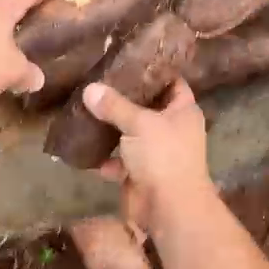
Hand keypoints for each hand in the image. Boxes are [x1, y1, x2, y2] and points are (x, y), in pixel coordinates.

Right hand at [82, 78, 215, 231]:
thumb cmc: (163, 157)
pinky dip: (105, 158)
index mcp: (183, 111)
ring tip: (86, 111)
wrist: (168, 207)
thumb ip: (114, 105)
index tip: (128, 61)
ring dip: (111, 129)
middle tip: (98, 84)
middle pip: (147, 108)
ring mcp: (156, 154)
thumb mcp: (139, 123)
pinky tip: (85, 148)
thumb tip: (89, 89)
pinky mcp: (140, 174)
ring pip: (130, 135)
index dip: (153, 71)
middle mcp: (172, 130)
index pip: (171, 82)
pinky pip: (119, 161)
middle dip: (124, 99)